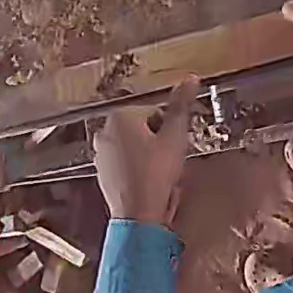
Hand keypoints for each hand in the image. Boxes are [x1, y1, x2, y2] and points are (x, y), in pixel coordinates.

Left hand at [93, 79, 196, 224]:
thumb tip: (192, 77)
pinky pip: (126, 163)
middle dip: (159, 141)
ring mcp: (100, 152)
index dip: (170, 129)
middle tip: (170, 160)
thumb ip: (181, 105)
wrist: (137, 215)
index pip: (155, 113)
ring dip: (149, 155)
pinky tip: (149, 182)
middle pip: (143, 127)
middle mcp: (104, 130)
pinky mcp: (102, 172)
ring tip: (161, 173)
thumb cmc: (156, 173)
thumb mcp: (175, 136)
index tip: (175, 146)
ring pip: (135, 146)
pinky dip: (138, 168)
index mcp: (120, 117)